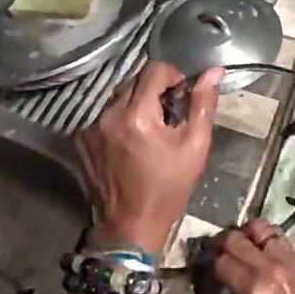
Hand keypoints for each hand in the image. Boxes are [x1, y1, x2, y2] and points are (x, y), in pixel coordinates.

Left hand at [78, 62, 221, 253]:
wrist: (131, 224)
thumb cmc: (168, 187)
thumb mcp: (195, 146)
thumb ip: (203, 104)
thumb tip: (213, 71)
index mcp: (138, 115)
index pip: (154, 69)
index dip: (173, 75)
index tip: (181, 93)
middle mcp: (109, 113)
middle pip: (134, 79)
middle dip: (154, 88)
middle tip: (168, 111)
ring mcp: (91, 124)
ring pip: (118, 93)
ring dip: (136, 100)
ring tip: (149, 125)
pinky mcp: (81, 135)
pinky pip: (104, 110)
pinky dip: (119, 115)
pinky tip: (130, 136)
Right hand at [209, 220, 294, 293]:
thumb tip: (226, 280)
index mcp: (252, 289)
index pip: (220, 261)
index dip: (208, 262)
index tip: (202, 265)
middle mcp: (267, 267)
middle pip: (234, 238)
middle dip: (220, 242)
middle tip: (214, 250)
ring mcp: (285, 259)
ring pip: (257, 226)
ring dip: (243, 232)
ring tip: (239, 243)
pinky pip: (276, 235)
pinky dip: (264, 236)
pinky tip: (259, 247)